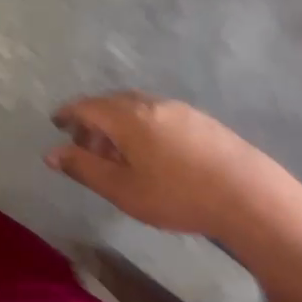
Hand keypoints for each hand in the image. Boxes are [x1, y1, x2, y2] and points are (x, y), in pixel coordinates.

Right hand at [45, 92, 282, 236]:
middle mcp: (154, 105)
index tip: (55, 123)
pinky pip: (159, 116)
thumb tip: (51, 153)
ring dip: (118, 124)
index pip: (88, 106)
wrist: (250, 198)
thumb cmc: (176, 195)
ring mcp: (183, 111)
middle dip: (92, 119)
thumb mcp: (120, 188)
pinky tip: (148, 154)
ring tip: (115, 154)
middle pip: (113, 103)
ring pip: (138, 108)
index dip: (68, 114)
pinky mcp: (204, 123)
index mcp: (129, 118)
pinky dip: (141, 127)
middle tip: (83, 145)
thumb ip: (83, 168)